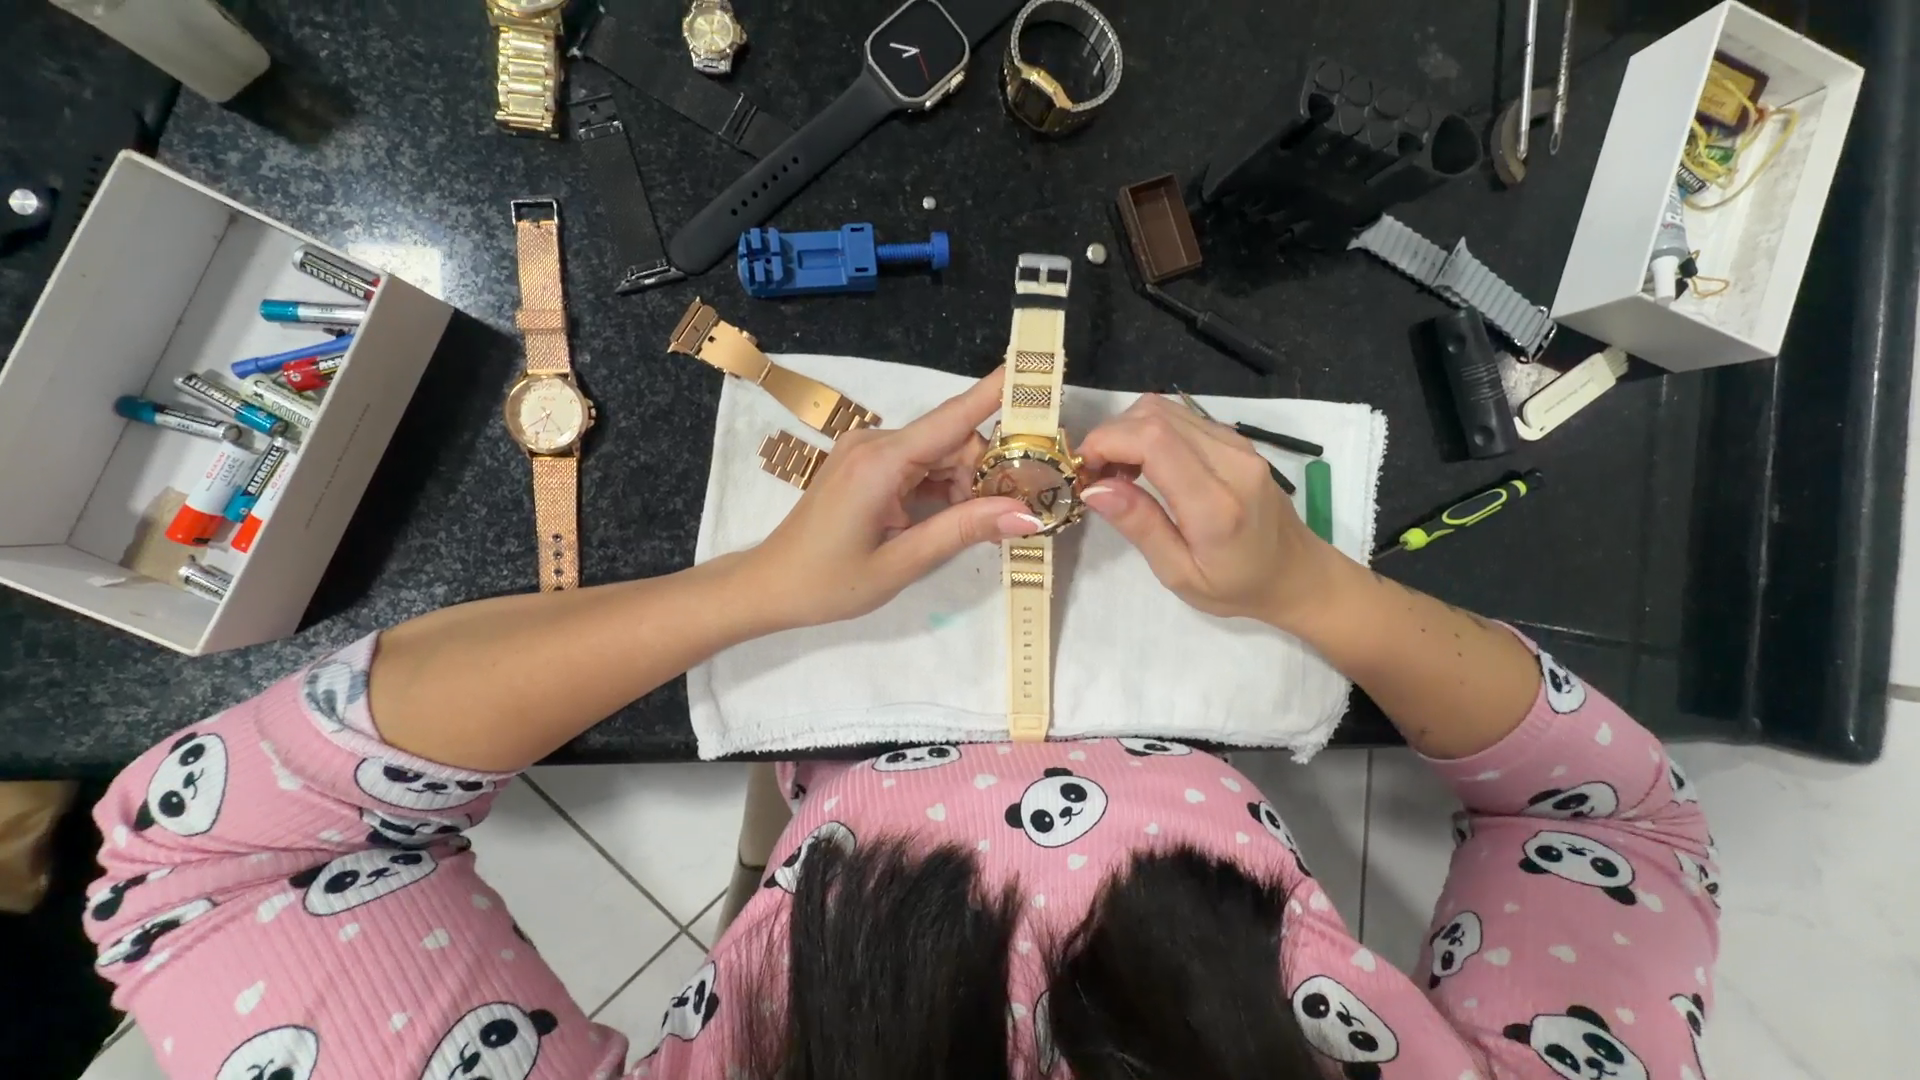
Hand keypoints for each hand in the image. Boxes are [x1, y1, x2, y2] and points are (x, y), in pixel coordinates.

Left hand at [741, 369, 1039, 629]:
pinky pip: (919, 463)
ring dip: (963, 483)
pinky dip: (941, 486)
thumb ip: (962, 531)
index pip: (953, 417)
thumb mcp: (901, 563)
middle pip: (953, 439)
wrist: (769, 585)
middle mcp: (875, 443)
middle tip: (1004, 516)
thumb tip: (1024, 514)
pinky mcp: (866, 463)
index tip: (1034, 367)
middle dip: (984, 471)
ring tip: (971, 526)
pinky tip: (948, 517)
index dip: (996, 391)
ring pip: (939, 452)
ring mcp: (868, 450)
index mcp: (881, 462)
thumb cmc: (827, 581)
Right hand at [1076, 393, 1338, 627]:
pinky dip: (1148, 432)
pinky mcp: (1236, 439)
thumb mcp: (1180, 574)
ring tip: (1116, 472)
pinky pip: (1181, 417)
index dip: (1107, 442)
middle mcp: (1230, 461)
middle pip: (1154, 415)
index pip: (1153, 441)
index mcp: (1216, 504)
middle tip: (1094, 475)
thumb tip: (1093, 487)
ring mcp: (1237, 444)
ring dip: (1127, 431)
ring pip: (1164, 409)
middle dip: (1110, 436)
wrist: (1297, 574)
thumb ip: (1140, 526)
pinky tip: (1143, 466)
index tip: (1082, 470)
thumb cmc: (1237, 587)